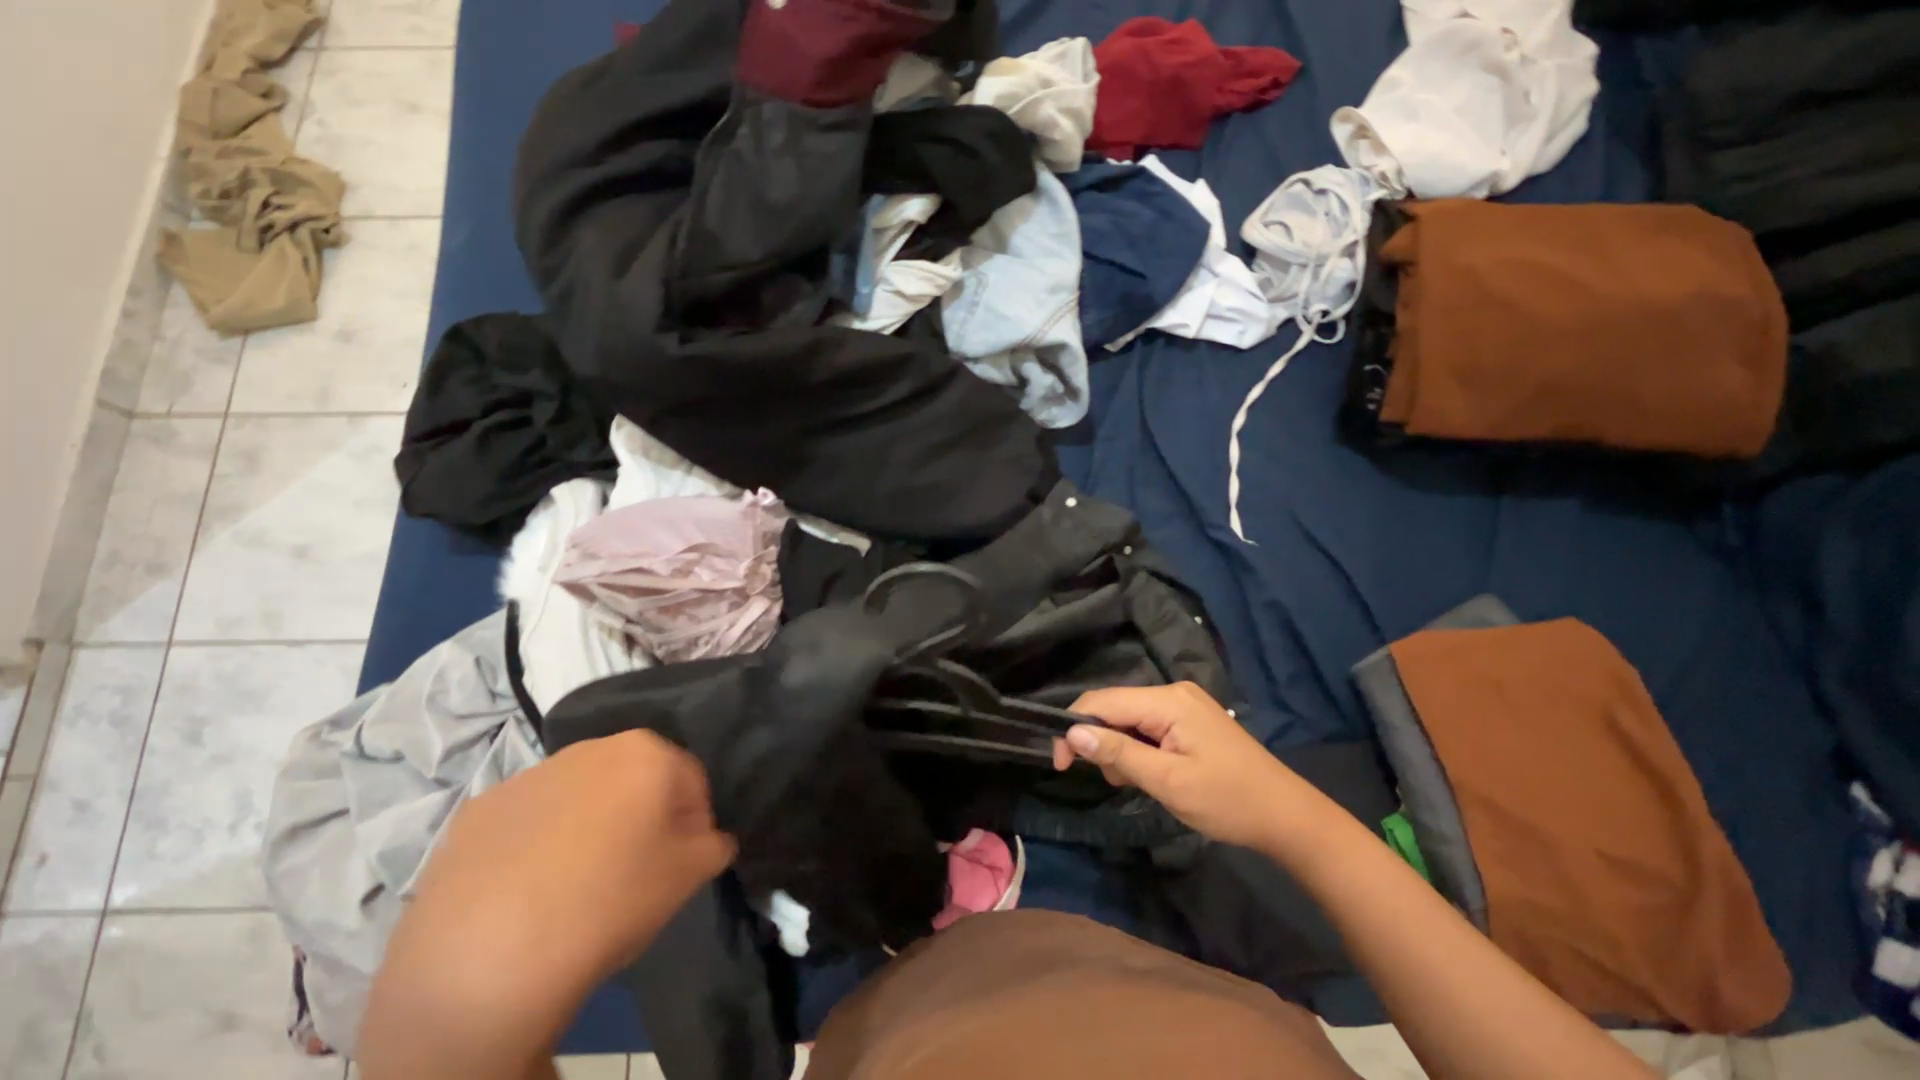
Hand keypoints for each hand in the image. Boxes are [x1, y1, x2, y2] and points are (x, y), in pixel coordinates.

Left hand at [399, 730, 735, 993]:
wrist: (489, 951)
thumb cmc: (612, 900)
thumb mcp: (689, 877)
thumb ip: (713, 844)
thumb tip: (706, 837)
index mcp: (646, 753)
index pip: (691, 780)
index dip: (694, 823)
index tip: (680, 863)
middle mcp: (588, 748)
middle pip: (632, 780)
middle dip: (639, 816)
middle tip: (633, 872)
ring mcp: (527, 775)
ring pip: (577, 797)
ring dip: (588, 827)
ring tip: (577, 886)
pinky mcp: (479, 809)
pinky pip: (527, 821)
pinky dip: (537, 845)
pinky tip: (530, 891)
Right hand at [1051, 682, 1315, 848]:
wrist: (1285, 816)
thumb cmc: (1227, 800)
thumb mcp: (1167, 782)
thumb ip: (1119, 754)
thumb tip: (1073, 732)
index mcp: (1168, 701)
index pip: (1102, 701)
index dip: (1075, 729)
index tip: (1061, 765)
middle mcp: (1174, 693)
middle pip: (1115, 707)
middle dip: (1100, 742)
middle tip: (1113, 783)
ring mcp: (1185, 706)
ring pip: (1129, 720)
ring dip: (1121, 751)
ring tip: (1138, 784)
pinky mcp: (1191, 722)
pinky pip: (1149, 727)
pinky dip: (1140, 751)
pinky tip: (1153, 776)